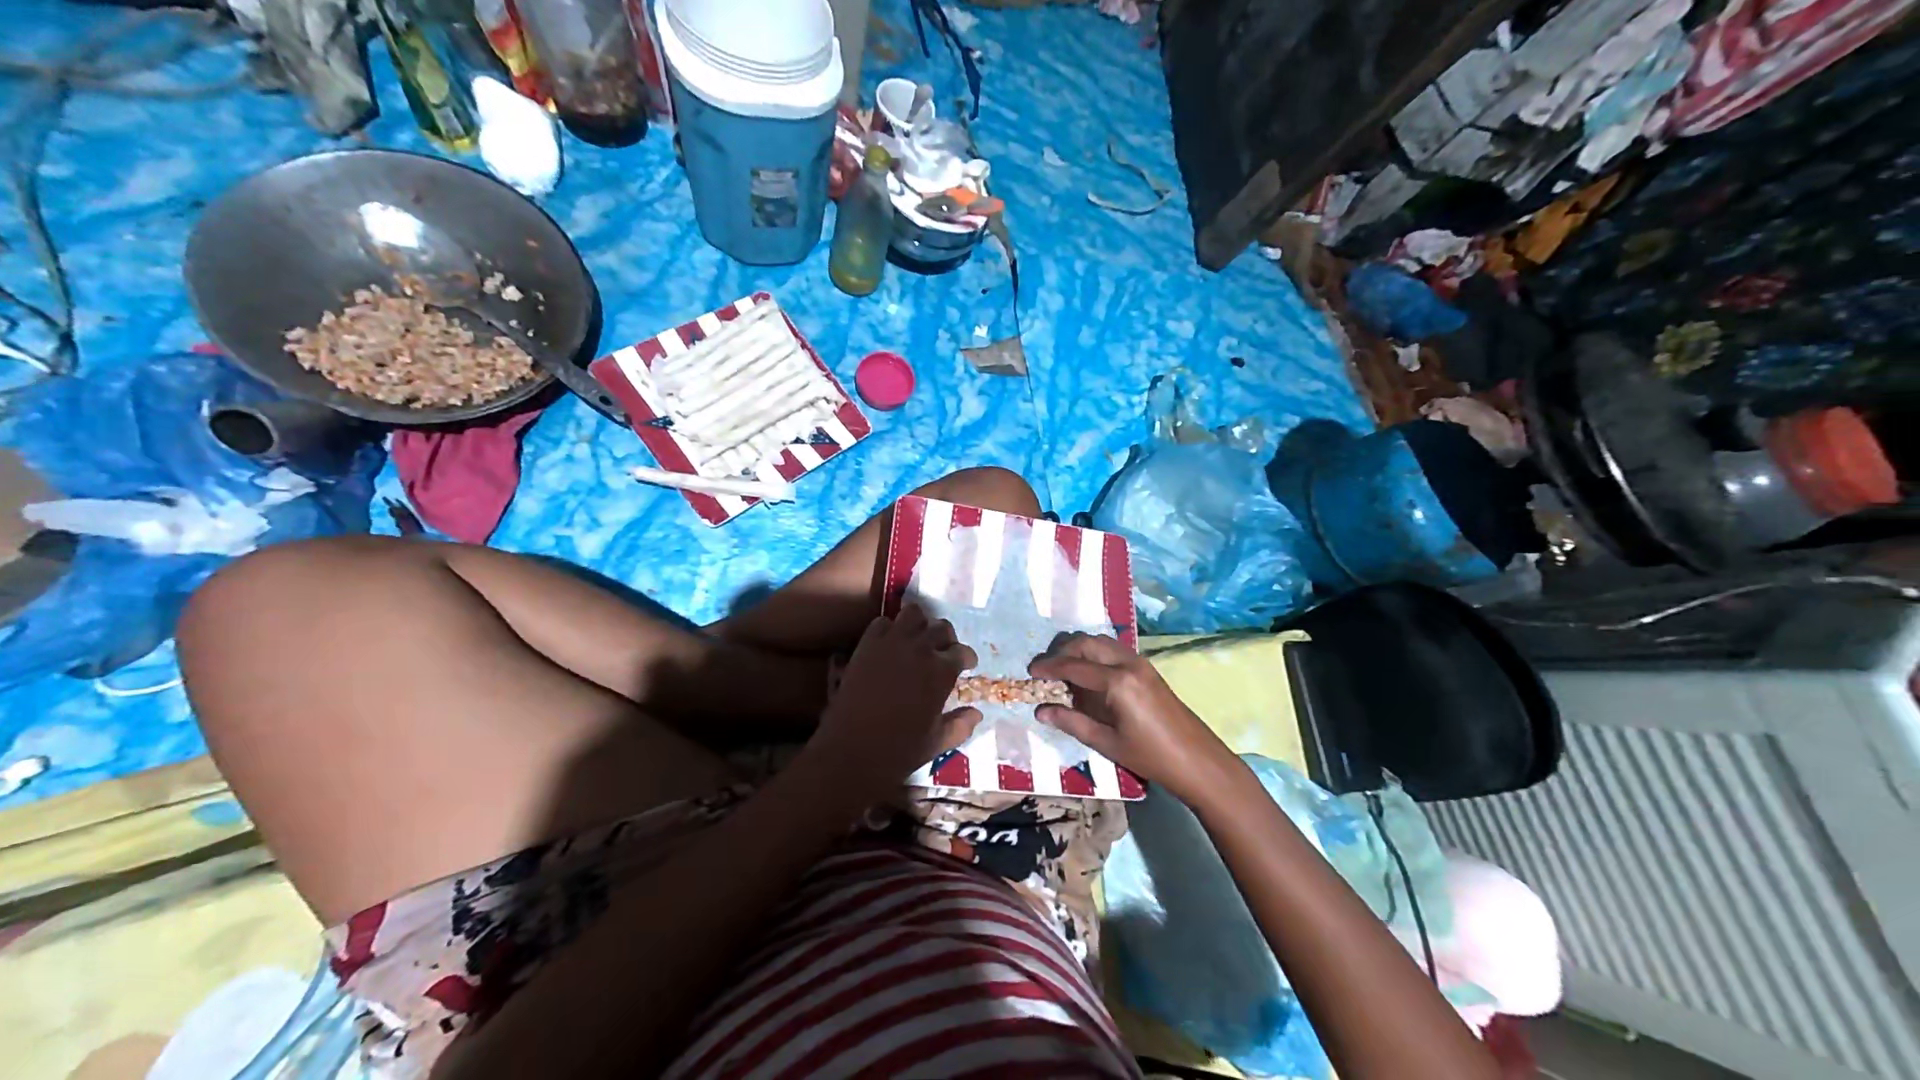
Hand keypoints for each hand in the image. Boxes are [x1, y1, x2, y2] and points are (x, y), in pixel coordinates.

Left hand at [809, 604, 979, 800]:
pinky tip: (890, 646)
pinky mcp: (866, 645)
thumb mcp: (938, 742)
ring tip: (918, 641)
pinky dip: (890, 629)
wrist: (851, 750)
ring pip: (913, 614)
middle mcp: (920, 649)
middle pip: (941, 627)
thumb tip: (977, 713)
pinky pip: (882, 623)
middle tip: (942, 652)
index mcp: (942, 671)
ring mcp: (891, 643)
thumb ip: (961, 725)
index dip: (966, 659)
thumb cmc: (900, 750)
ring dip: (920, 625)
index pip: (963, 651)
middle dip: (946, 638)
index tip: (965, 666)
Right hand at [1029, 633, 1235, 802]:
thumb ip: (1072, 722)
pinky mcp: (1147, 668)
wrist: (1197, 760)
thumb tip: (1040, 710)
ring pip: (1100, 641)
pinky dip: (1094, 653)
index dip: (1048, 667)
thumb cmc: (1151, 757)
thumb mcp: (1106, 743)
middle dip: (1061, 651)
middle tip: (1044, 668)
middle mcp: (1128, 663)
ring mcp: (1140, 663)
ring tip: (1062, 670)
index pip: (1073, 665)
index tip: (1030, 671)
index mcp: (1117, 682)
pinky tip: (1087, 674)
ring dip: (1078, 649)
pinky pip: (1113, 649)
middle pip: (1086, 642)